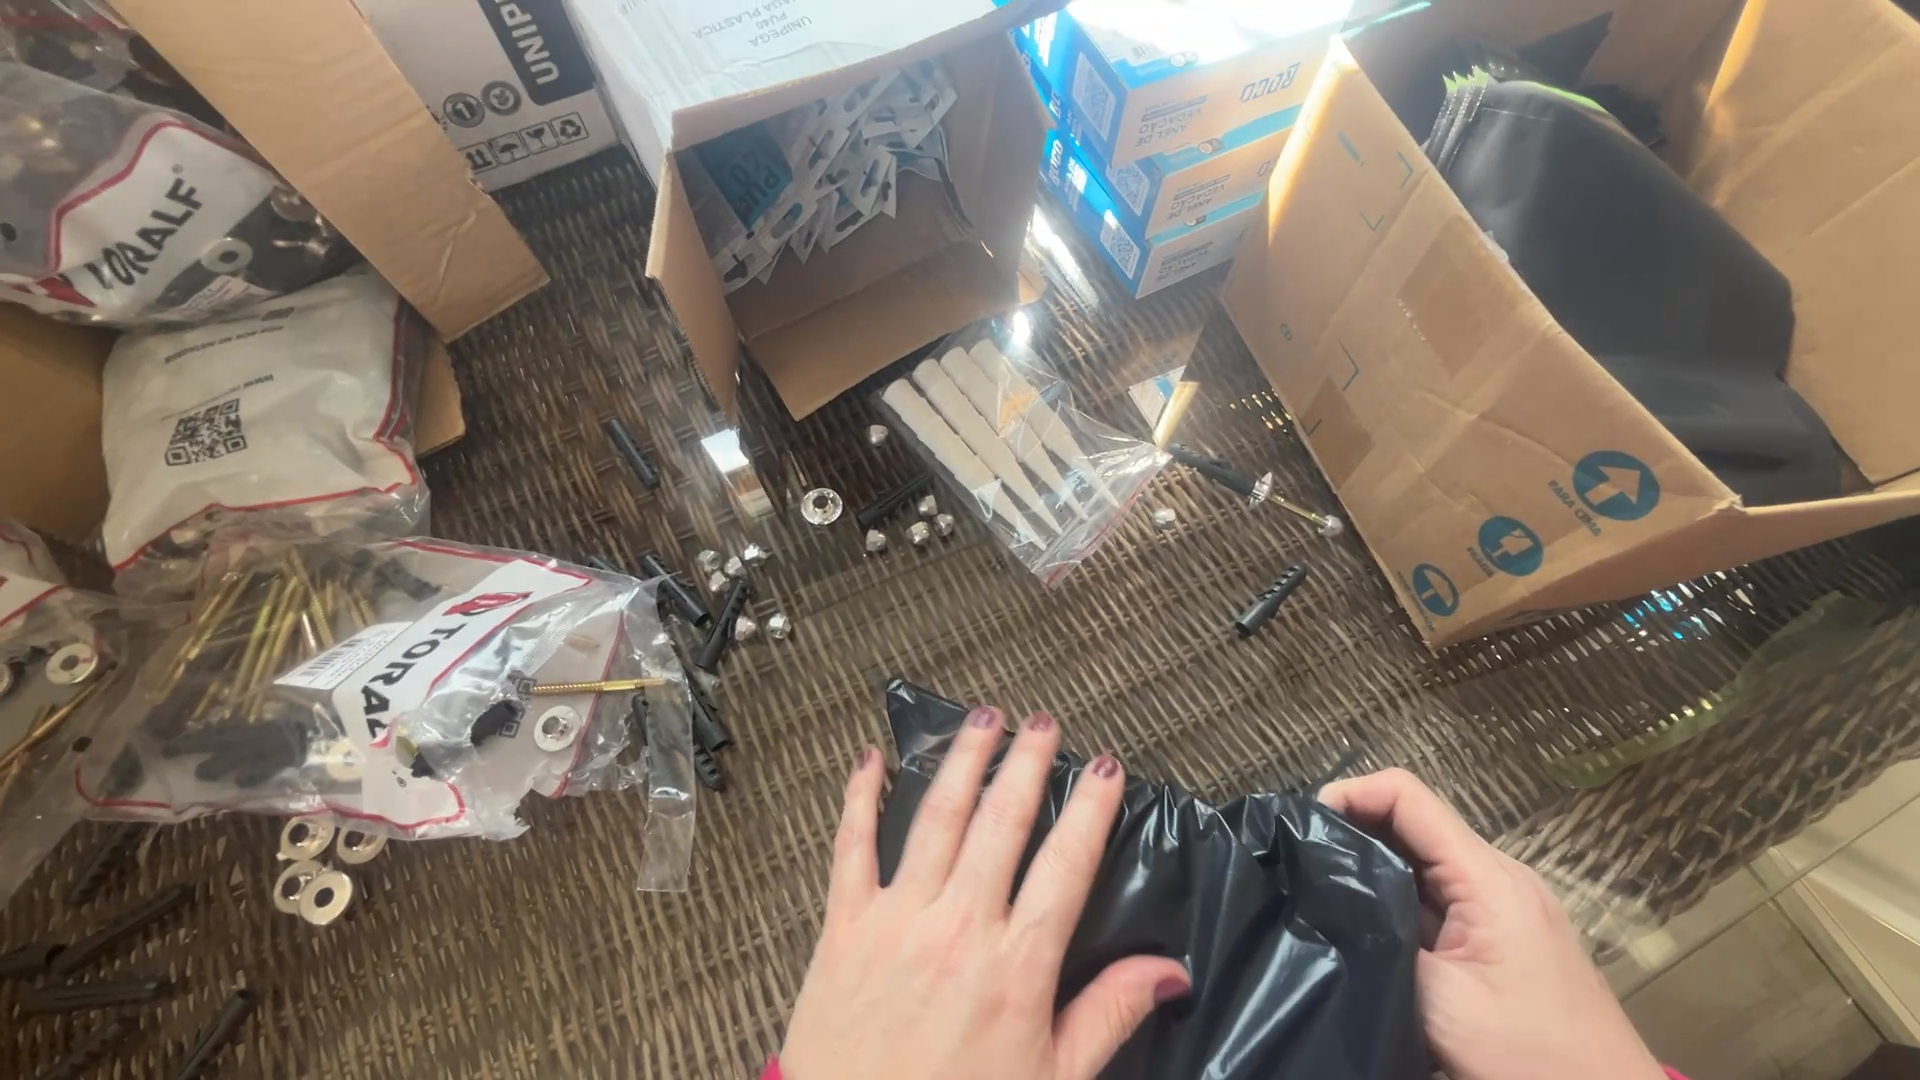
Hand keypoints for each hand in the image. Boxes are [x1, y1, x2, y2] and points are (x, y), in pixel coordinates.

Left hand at [779, 707, 1190, 1079]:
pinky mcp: (846, 925)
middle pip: (1001, 823)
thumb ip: (1109, 1015)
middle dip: (1027, 764)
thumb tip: (1170, 970)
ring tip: (983, 719)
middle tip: (1043, 723)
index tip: (1107, 768)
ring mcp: (898, 918)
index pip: (1066, 865)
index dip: (1091, 810)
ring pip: (936, 817)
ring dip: (963, 761)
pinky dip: (859, 797)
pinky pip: (851, 846)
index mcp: (1016, 965)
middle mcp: (960, 926)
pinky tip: (870, 757)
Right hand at [1319, 769, 1662, 1079]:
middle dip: (1352, 824)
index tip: (1307, 827)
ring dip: (1370, 856)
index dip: (1349, 793)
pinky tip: (1367, 913)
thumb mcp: (1437, 999)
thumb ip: (1380, 933)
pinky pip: (1435, 884)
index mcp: (1486, 878)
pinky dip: (1393, 885)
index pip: (1405, 794)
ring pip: (1420, 850)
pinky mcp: (1499, 927)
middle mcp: (1497, 873)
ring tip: (1324, 883)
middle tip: (1304, 857)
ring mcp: (1501, 900)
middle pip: (1411, 816)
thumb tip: (1322, 895)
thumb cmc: (1527, 1059)